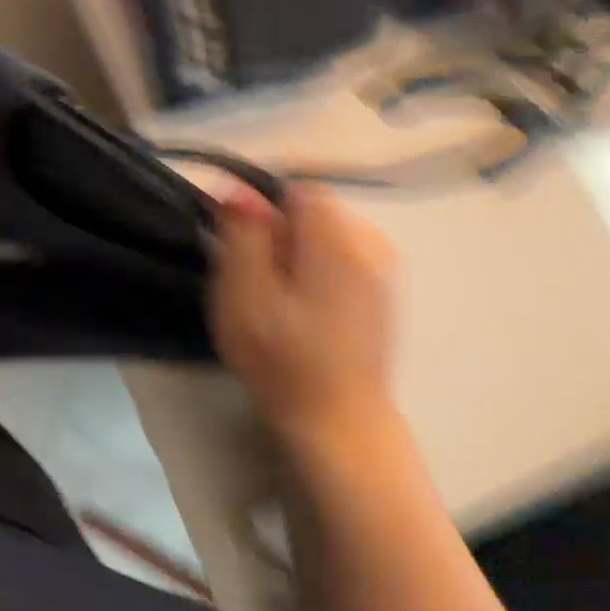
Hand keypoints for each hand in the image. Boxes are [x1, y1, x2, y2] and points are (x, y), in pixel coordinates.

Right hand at [211, 184, 400, 439]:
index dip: (257, 200)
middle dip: (273, 227)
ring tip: (264, 289)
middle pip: (312, 209)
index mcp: (339, 244)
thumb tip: (238, 190)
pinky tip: (292, 302)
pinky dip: (309, 263)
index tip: (227, 230)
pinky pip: (338, 254)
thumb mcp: (242, 293)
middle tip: (242, 269)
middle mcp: (372, 248)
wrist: (336, 420)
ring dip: (289, 247)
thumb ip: (243, 235)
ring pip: (324, 232)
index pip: (297, 189)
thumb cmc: (279, 358)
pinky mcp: (380, 293)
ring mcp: (382, 272)